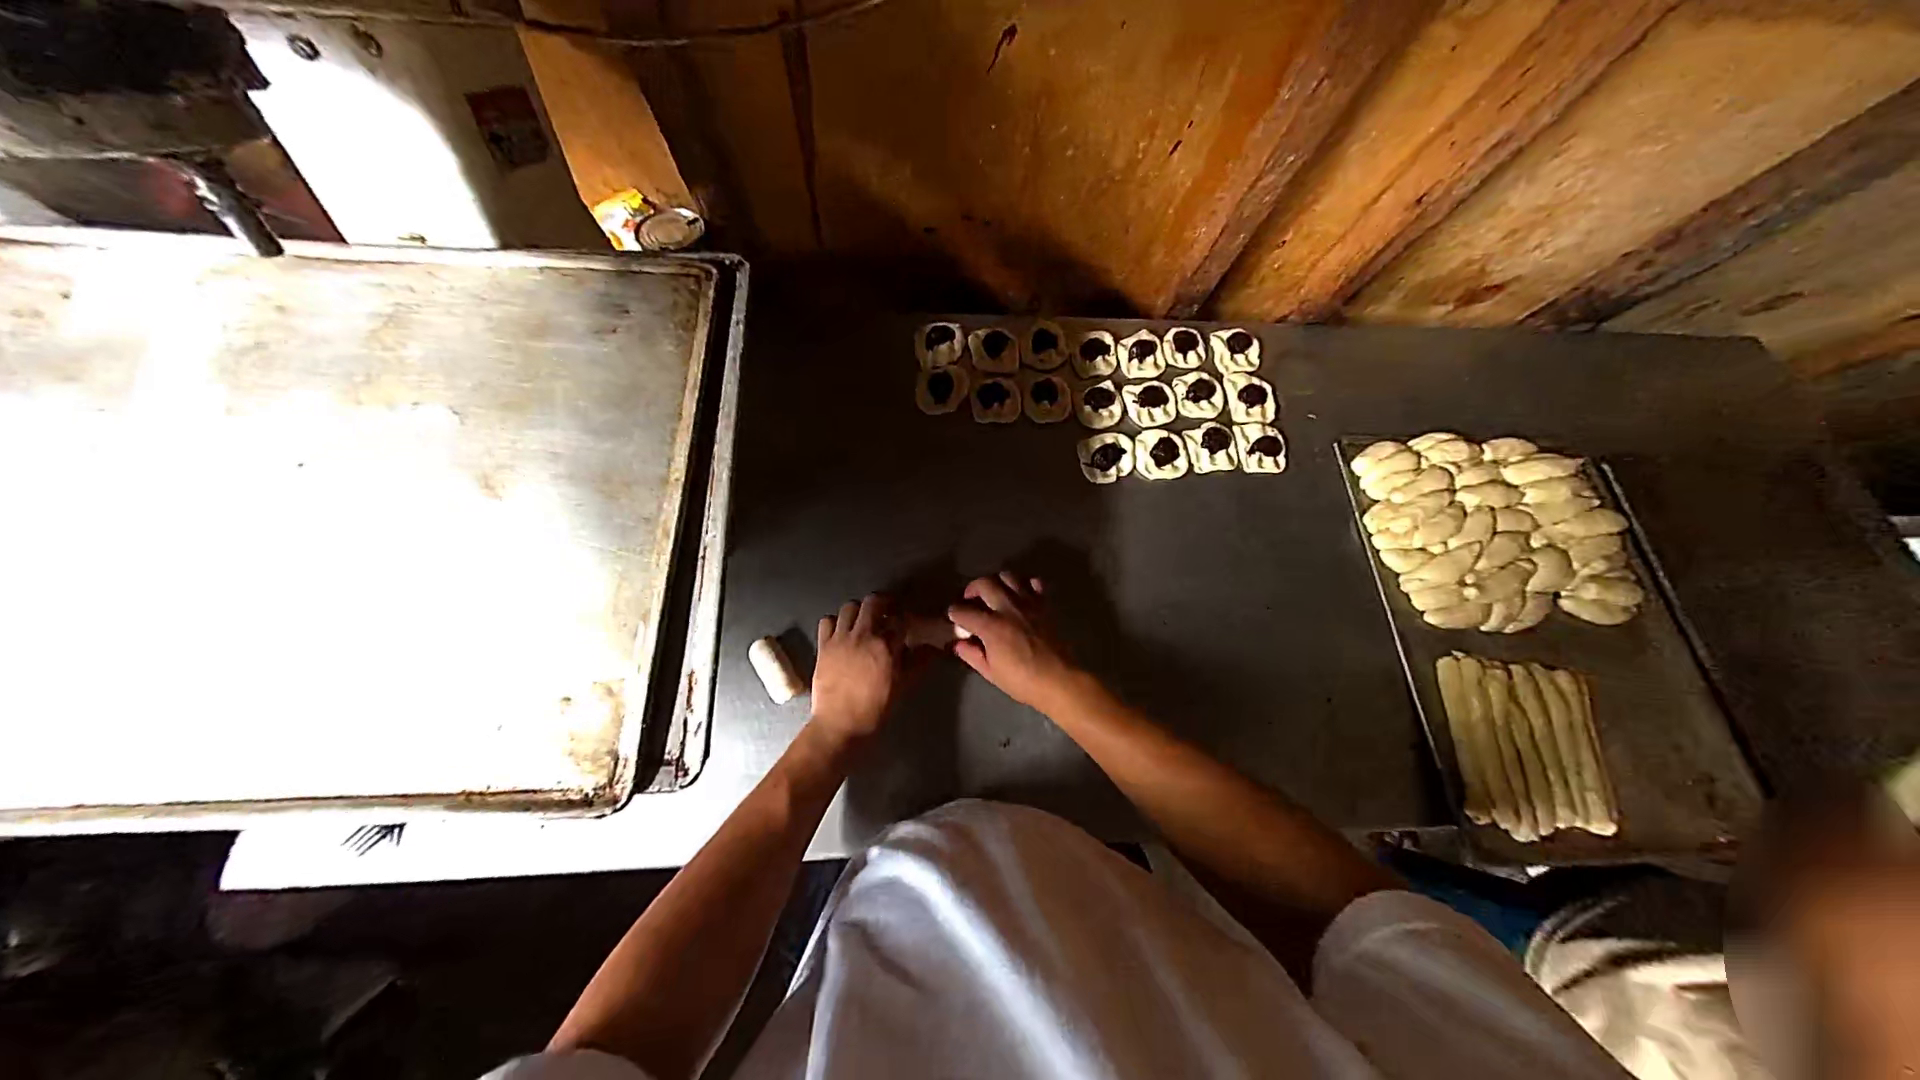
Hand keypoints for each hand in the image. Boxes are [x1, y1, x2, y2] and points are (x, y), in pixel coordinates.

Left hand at [809, 593, 904, 749]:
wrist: (840, 724)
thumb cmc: (874, 709)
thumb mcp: (901, 686)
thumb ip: (917, 663)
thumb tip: (933, 648)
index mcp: (886, 646)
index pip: (899, 620)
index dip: (904, 618)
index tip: (905, 621)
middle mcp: (863, 635)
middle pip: (873, 602)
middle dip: (883, 602)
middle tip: (887, 610)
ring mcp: (841, 638)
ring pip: (849, 607)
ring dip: (859, 610)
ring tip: (863, 620)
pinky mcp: (823, 645)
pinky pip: (826, 621)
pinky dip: (835, 622)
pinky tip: (841, 632)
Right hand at [948, 572, 1084, 710]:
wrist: (1060, 680)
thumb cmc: (1022, 681)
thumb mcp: (991, 673)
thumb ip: (972, 655)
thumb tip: (960, 643)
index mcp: (991, 627)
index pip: (963, 611)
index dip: (954, 613)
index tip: (954, 617)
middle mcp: (1008, 608)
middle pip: (984, 584)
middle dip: (972, 589)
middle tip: (971, 599)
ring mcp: (1028, 604)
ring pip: (1008, 577)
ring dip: (997, 582)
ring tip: (995, 593)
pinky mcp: (1045, 605)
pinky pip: (1035, 583)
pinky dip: (1025, 584)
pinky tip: (1021, 595)